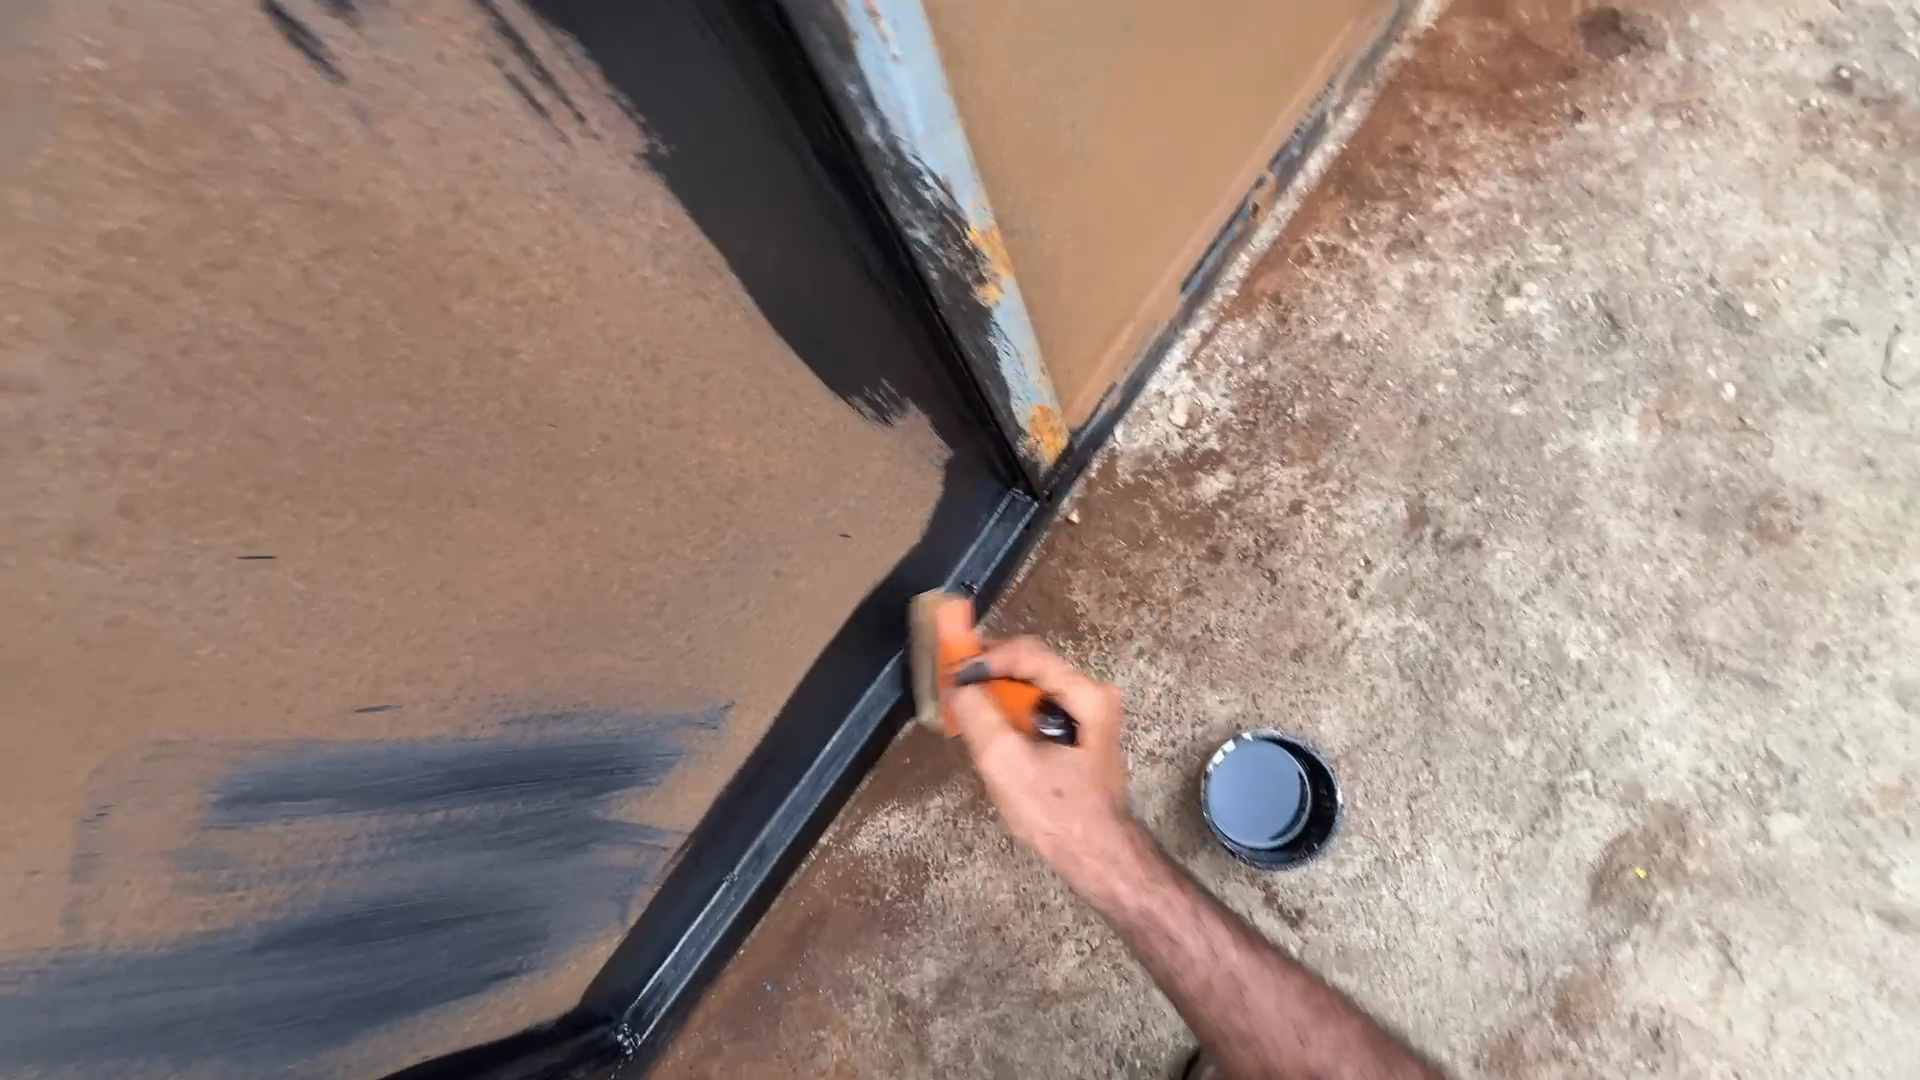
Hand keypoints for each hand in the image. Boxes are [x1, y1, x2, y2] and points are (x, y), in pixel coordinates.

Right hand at [945, 637, 1137, 886]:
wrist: (1097, 855)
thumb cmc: (1055, 812)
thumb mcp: (1005, 763)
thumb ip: (978, 715)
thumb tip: (957, 683)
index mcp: (1086, 695)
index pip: (1028, 654)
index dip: (986, 658)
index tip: (953, 672)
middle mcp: (1093, 693)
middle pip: (1033, 661)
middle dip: (991, 668)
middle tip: (954, 679)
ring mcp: (1090, 710)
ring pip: (1034, 680)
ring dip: (998, 686)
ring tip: (966, 697)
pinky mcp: (1081, 727)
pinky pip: (1040, 700)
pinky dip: (1011, 704)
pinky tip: (989, 719)